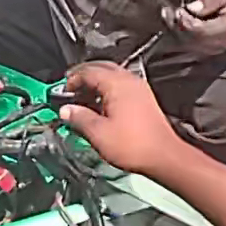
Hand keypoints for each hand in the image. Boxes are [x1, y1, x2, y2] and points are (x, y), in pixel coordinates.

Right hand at [58, 62, 190, 177]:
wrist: (163, 156)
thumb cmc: (133, 145)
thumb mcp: (98, 133)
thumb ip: (79, 118)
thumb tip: (65, 111)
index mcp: (116, 84)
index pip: (88, 71)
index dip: (72, 80)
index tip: (63, 92)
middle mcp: (129, 81)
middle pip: (101, 68)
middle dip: (84, 77)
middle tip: (70, 90)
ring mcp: (139, 89)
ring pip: (112, 77)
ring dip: (96, 84)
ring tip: (83, 100)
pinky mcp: (144, 100)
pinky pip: (121, 87)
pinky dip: (107, 91)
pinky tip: (101, 108)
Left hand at [163, 0, 225, 56]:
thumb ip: (210, 0)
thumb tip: (191, 8)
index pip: (201, 30)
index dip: (186, 22)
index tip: (177, 10)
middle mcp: (221, 42)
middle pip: (192, 39)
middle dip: (177, 26)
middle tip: (167, 12)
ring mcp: (215, 49)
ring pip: (189, 44)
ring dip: (176, 31)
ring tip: (168, 16)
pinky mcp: (209, 51)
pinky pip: (190, 46)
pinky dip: (180, 35)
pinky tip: (175, 24)